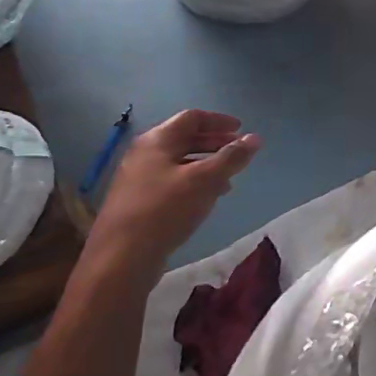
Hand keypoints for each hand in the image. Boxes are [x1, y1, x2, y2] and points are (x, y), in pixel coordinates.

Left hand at [85, 109, 260, 286]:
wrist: (121, 258)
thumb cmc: (165, 209)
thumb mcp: (205, 180)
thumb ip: (232, 157)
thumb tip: (254, 138)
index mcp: (157, 140)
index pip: (192, 118)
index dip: (219, 121)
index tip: (242, 130)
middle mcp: (145, 154)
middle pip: (185, 138)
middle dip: (215, 143)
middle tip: (238, 152)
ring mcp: (139, 179)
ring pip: (180, 162)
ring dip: (206, 165)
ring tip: (229, 178)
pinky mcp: (139, 202)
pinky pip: (172, 182)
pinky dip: (194, 183)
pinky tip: (207, 199)